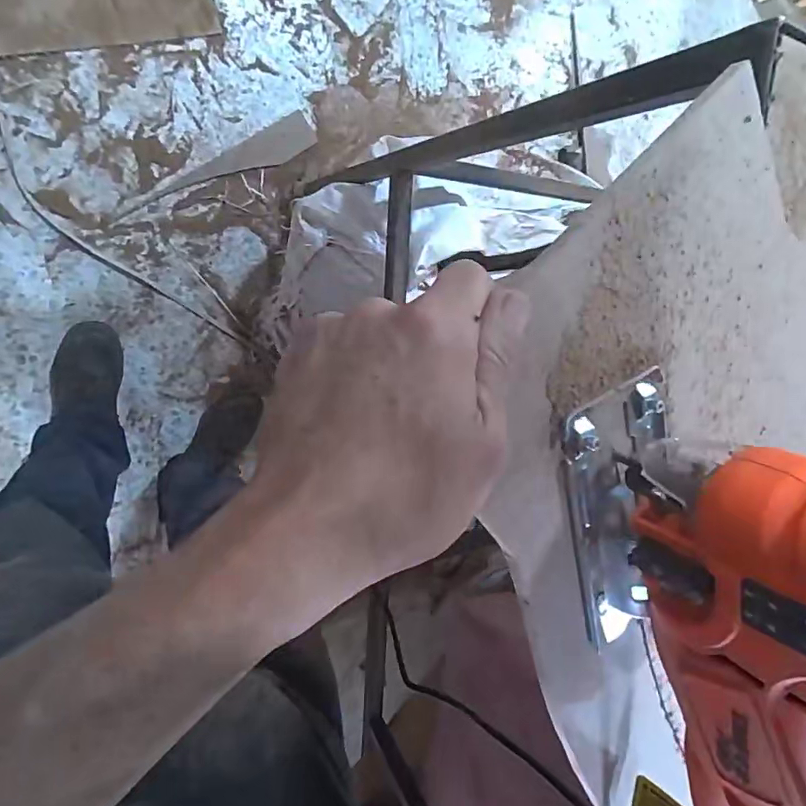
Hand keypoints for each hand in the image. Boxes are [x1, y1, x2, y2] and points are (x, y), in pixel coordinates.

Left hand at [249, 261, 529, 598]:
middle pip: (423, 312)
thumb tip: (511, 298)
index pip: (470, 276)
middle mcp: (378, 312)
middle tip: (428, 415)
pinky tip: (342, 420)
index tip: (474, 362)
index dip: (481, 311)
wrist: (304, 529)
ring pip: (380, 332)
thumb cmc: (412, 494)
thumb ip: (499, 358)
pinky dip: (348, 370)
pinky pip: (341, 346)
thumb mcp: (484, 439)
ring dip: (388, 360)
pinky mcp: (294, 354)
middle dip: (433, 348)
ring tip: (377, 426)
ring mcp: (330, 330)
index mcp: (433, 327)